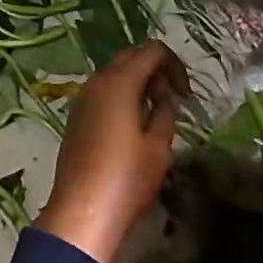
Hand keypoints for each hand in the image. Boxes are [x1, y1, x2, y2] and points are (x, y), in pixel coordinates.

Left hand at [36, 41, 189, 262]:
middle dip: (155, 69)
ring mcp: (83, 96)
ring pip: (115, 72)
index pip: (152, 50)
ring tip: (155, 113)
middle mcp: (98, 80)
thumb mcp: (158, 146)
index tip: (185, 93)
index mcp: (120, 82)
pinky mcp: (76, 114)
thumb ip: (166, 112)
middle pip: (131, 56)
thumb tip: (165, 97)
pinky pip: (102, 90)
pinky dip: (121, 94)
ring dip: (138, 81)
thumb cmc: (126, 179)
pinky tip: (132, 123)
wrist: (82, 211)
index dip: (174, 64)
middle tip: (172, 98)